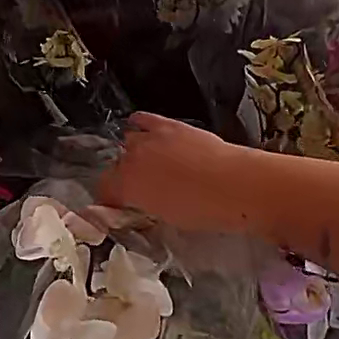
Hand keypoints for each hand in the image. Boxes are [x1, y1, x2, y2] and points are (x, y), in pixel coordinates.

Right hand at [101, 114, 265, 234]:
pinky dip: (140, 124)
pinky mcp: (169, 125)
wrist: (233, 184)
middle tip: (139, 189)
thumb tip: (140, 206)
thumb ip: (145, 208)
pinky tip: (139, 126)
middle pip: (116, 164)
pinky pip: (144, 119)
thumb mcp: (166, 218)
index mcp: (127, 186)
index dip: (110, 200)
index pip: (104, 190)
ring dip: (134, 152)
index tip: (118, 207)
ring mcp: (150, 138)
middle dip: (123, 176)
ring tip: (146, 162)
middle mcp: (132, 157)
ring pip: (128, 140)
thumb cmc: (203, 210)